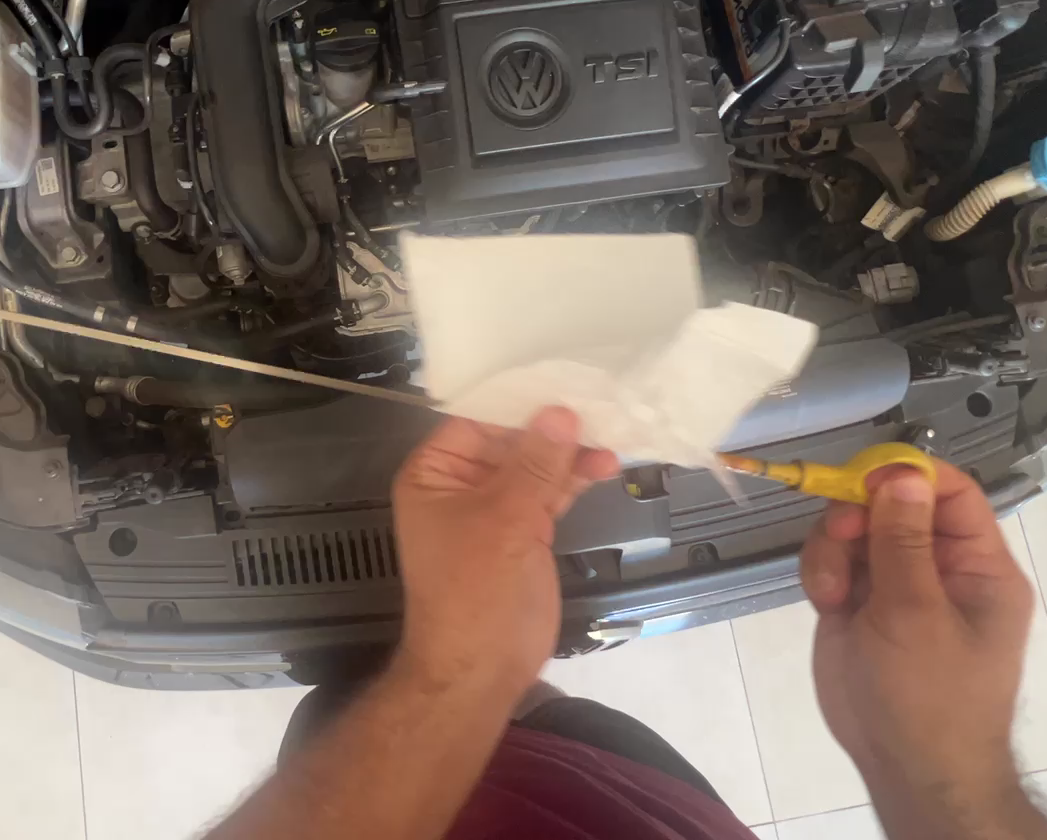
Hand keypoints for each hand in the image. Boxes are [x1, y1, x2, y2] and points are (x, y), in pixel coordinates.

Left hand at [389, 407, 618, 706]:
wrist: (482, 669)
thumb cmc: (474, 589)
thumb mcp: (503, 519)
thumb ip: (534, 464)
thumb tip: (560, 412)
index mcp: (435, 471)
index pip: (474, 419)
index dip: (515, 401)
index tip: (558, 377)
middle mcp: (461, 482)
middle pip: (509, 439)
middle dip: (550, 428)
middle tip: (596, 404)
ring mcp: (494, 507)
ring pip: (534, 465)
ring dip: (569, 453)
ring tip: (610, 436)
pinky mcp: (523, 529)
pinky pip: (548, 492)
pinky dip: (574, 479)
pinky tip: (604, 465)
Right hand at [799, 461, 1045, 836]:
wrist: (902, 763)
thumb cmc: (929, 693)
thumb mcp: (917, 611)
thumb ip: (904, 538)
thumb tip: (900, 472)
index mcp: (975, 566)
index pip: (949, 492)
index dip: (906, 474)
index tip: (859, 478)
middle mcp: (935, 566)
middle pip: (887, 503)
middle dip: (855, 517)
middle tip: (842, 539)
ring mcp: (893, 582)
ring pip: (850, 528)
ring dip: (831, 551)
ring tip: (833, 593)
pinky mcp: (856, 598)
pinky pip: (830, 558)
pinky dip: (819, 572)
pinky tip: (826, 604)